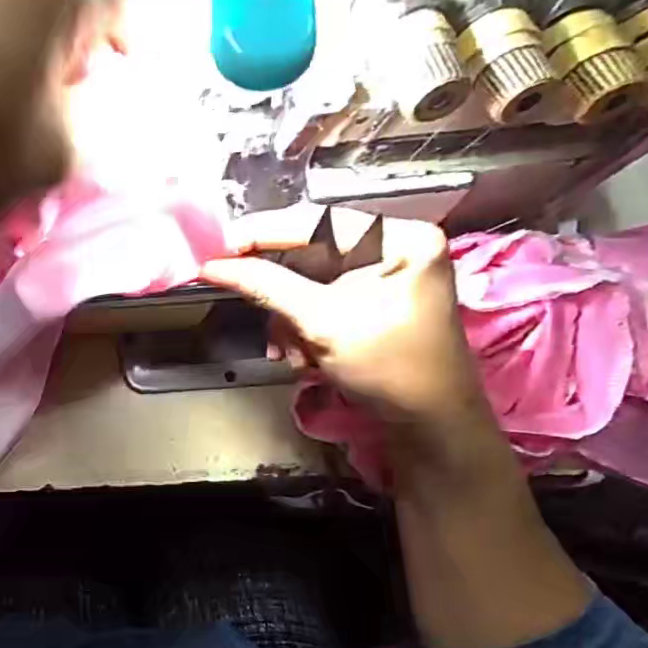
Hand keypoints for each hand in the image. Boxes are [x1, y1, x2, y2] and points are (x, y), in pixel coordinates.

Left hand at [0, 0, 167, 255]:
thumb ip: (125, 125)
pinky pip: (11, 2)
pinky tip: (17, 97)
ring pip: (56, 2)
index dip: (162, 74)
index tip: (156, 125)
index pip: (150, 9)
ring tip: (59, 121)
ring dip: (71, 59)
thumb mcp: (61, 152)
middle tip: (109, 130)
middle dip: (114, 65)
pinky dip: (30, 48)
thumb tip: (152, 114)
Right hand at [199, 207, 495, 440]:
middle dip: (280, 293)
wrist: (430, 424)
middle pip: (310, 254)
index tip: (220, 247)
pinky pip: (319, 301)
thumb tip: (216, 266)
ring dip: (289, 320)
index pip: (317, 222)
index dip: (263, 234)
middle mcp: (394, 247)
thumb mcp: (323, 323)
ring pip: (308, 283)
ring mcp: (383, 276)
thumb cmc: (392, 369)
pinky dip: (302, 328)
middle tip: (250, 306)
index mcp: (400, 238)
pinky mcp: (371, 301)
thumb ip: (268, 287)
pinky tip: (304, 356)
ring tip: (292, 352)